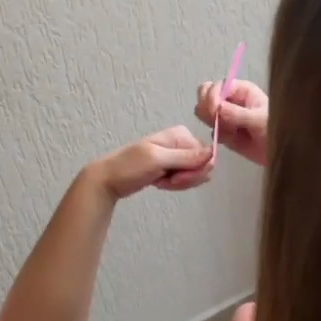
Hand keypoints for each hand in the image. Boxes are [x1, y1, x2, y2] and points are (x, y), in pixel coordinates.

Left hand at [89, 126, 213, 198]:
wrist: (108, 179)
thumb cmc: (129, 167)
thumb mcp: (157, 160)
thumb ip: (185, 157)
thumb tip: (213, 153)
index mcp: (181, 135)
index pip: (205, 155)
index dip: (194, 171)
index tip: (175, 178)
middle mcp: (182, 143)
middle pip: (201, 165)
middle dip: (186, 178)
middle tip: (166, 181)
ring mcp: (177, 156)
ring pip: (194, 173)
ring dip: (180, 183)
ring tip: (160, 182)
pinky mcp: (172, 167)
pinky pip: (186, 178)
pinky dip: (175, 185)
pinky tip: (160, 184)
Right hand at [194, 79, 268, 165]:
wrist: (280, 151)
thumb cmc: (276, 129)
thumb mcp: (259, 120)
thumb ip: (238, 113)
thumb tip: (217, 107)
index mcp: (241, 90)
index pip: (217, 86)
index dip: (212, 96)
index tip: (214, 111)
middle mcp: (231, 99)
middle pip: (205, 93)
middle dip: (206, 107)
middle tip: (215, 120)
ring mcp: (226, 116)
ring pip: (204, 112)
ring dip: (211, 122)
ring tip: (229, 132)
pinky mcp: (224, 132)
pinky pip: (211, 131)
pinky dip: (218, 136)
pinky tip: (231, 140)